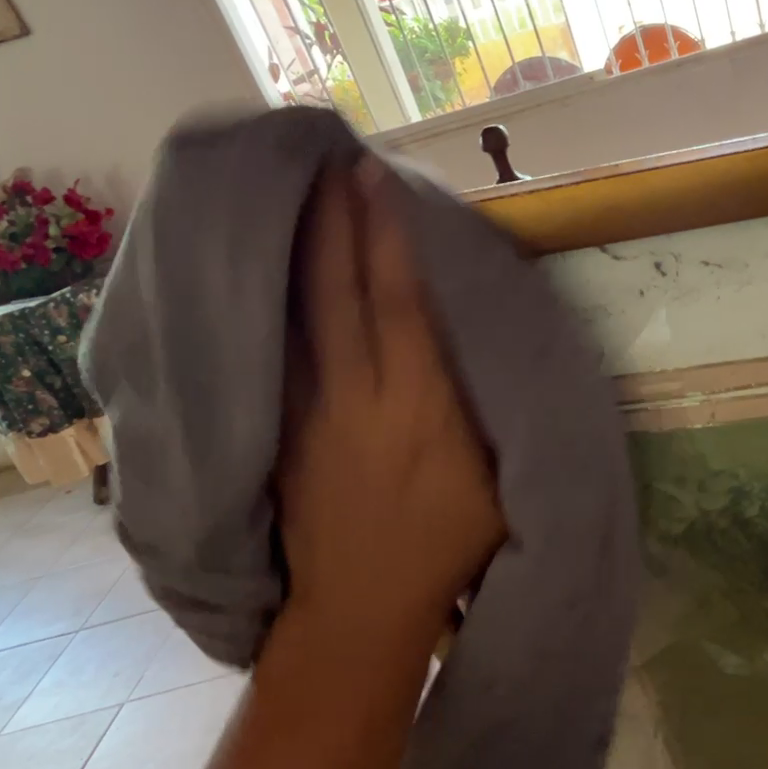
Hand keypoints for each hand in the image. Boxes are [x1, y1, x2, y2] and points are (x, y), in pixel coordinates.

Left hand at [276, 161, 505, 636]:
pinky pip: (275, 352)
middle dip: (332, 221)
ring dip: (298, 250)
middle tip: (327, 159)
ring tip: (295, 195)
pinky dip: (273, 302)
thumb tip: (485, 345)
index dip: (387, 237)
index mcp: (418, 405)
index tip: (375, 179)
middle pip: (336, 293)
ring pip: (297, 315)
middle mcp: (356, 396)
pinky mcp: (282, 431)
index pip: (398, 303)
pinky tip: (269, 272)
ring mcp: (307, 412)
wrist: (360, 608)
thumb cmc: (449, 544)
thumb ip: (486, 408)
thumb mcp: (497, 479)